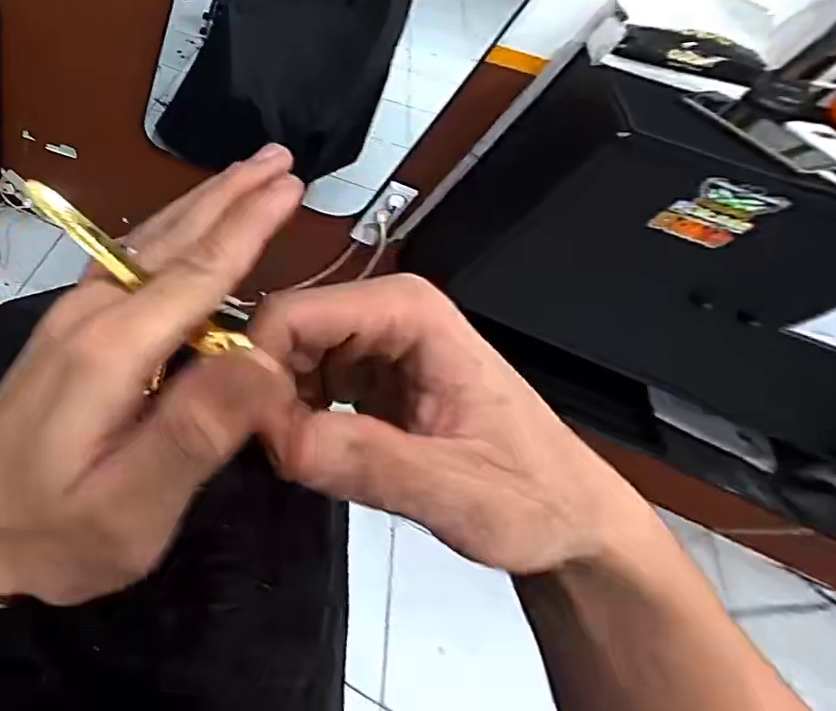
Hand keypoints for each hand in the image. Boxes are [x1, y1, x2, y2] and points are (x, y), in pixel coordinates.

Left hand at [0, 145, 305, 604]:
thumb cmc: (49, 526)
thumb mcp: (131, 506)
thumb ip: (196, 430)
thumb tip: (261, 357)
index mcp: (109, 351)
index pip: (193, 274)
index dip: (246, 228)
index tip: (290, 187)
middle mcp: (87, 314)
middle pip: (167, 242)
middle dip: (226, 198)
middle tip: (278, 159)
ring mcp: (70, 314)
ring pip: (144, 245)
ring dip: (197, 208)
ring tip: (242, 178)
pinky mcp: (66, 326)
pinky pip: (125, 263)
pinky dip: (166, 236)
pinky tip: (183, 229)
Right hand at [257, 275, 657, 574]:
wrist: (573, 526)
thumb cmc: (540, 503)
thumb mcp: (464, 494)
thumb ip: (371, 462)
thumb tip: (278, 439)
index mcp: (406, 309)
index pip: (290, 314)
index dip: (262, 368)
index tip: (263, 431)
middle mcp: (378, 308)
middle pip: (278, 332)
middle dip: (267, 391)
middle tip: (282, 452)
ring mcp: (364, 335)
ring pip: (278, 354)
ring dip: (276, 406)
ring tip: (306, 456)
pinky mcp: (354, 365)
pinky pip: (292, 376)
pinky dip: (288, 413)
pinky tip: (314, 446)